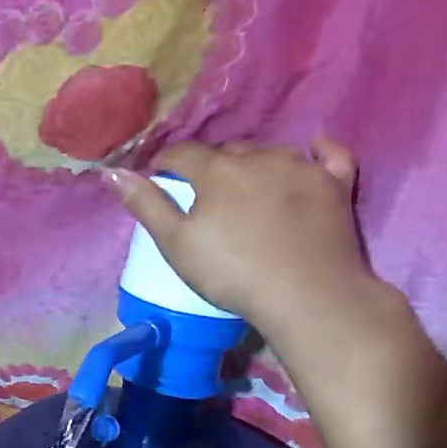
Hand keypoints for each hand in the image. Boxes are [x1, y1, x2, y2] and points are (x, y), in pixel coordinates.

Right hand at [104, 138, 381, 335]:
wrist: (307, 296)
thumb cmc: (235, 273)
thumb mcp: (178, 245)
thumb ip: (146, 205)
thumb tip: (111, 170)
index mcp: (218, 169)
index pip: (183, 154)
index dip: (168, 163)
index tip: (161, 177)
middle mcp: (260, 156)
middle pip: (228, 152)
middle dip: (212, 166)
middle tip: (206, 194)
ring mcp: (302, 167)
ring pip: (271, 153)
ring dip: (255, 164)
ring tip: (250, 189)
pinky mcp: (335, 185)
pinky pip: (329, 156)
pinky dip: (319, 152)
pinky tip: (314, 151)